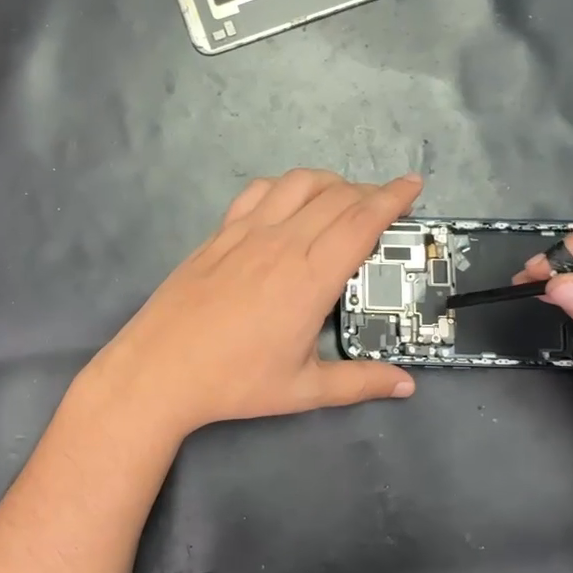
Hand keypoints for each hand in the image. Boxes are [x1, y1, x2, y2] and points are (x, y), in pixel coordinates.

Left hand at [72, 170, 423, 437]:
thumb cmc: (234, 382)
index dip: (392, 198)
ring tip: (343, 197)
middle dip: (369, 192)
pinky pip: (257, 192)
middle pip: (336, 197)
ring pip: (297, 184)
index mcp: (311, 277)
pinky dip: (283, 186)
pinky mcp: (219, 234)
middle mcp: (282, 243)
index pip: (362, 222)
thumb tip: (406, 387)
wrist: (160, 368)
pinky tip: (287, 200)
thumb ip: (359, 382)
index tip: (412, 184)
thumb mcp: (303, 390)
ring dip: (328, 182)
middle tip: (385, 204)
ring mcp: (246, 233)